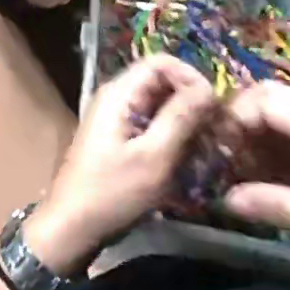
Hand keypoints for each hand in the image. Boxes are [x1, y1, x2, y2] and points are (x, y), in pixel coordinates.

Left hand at [29, 55, 216, 274]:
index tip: (215, 106)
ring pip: (158, 104)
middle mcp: (115, 97)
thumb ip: (180, 119)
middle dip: (192, 100)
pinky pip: (150, 123)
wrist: (71, 226)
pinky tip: (188, 157)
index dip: (191, 77)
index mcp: (119, 93)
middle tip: (218, 128)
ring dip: (184, 120)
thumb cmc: (112, 192)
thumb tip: (209, 88)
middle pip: (161, 82)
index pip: (161, 62)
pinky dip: (171, 134)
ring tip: (208, 145)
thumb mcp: (153, 157)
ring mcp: (115, 117)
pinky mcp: (118, 138)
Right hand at [221, 79, 289, 283]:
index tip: (217, 147)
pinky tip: (258, 182)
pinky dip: (268, 155)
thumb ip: (280, 206)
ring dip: (251, 139)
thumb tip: (224, 197)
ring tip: (231, 170)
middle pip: (269, 102)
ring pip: (279, 121)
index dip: (235, 115)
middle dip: (238, 122)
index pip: (267, 99)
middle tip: (218, 154)